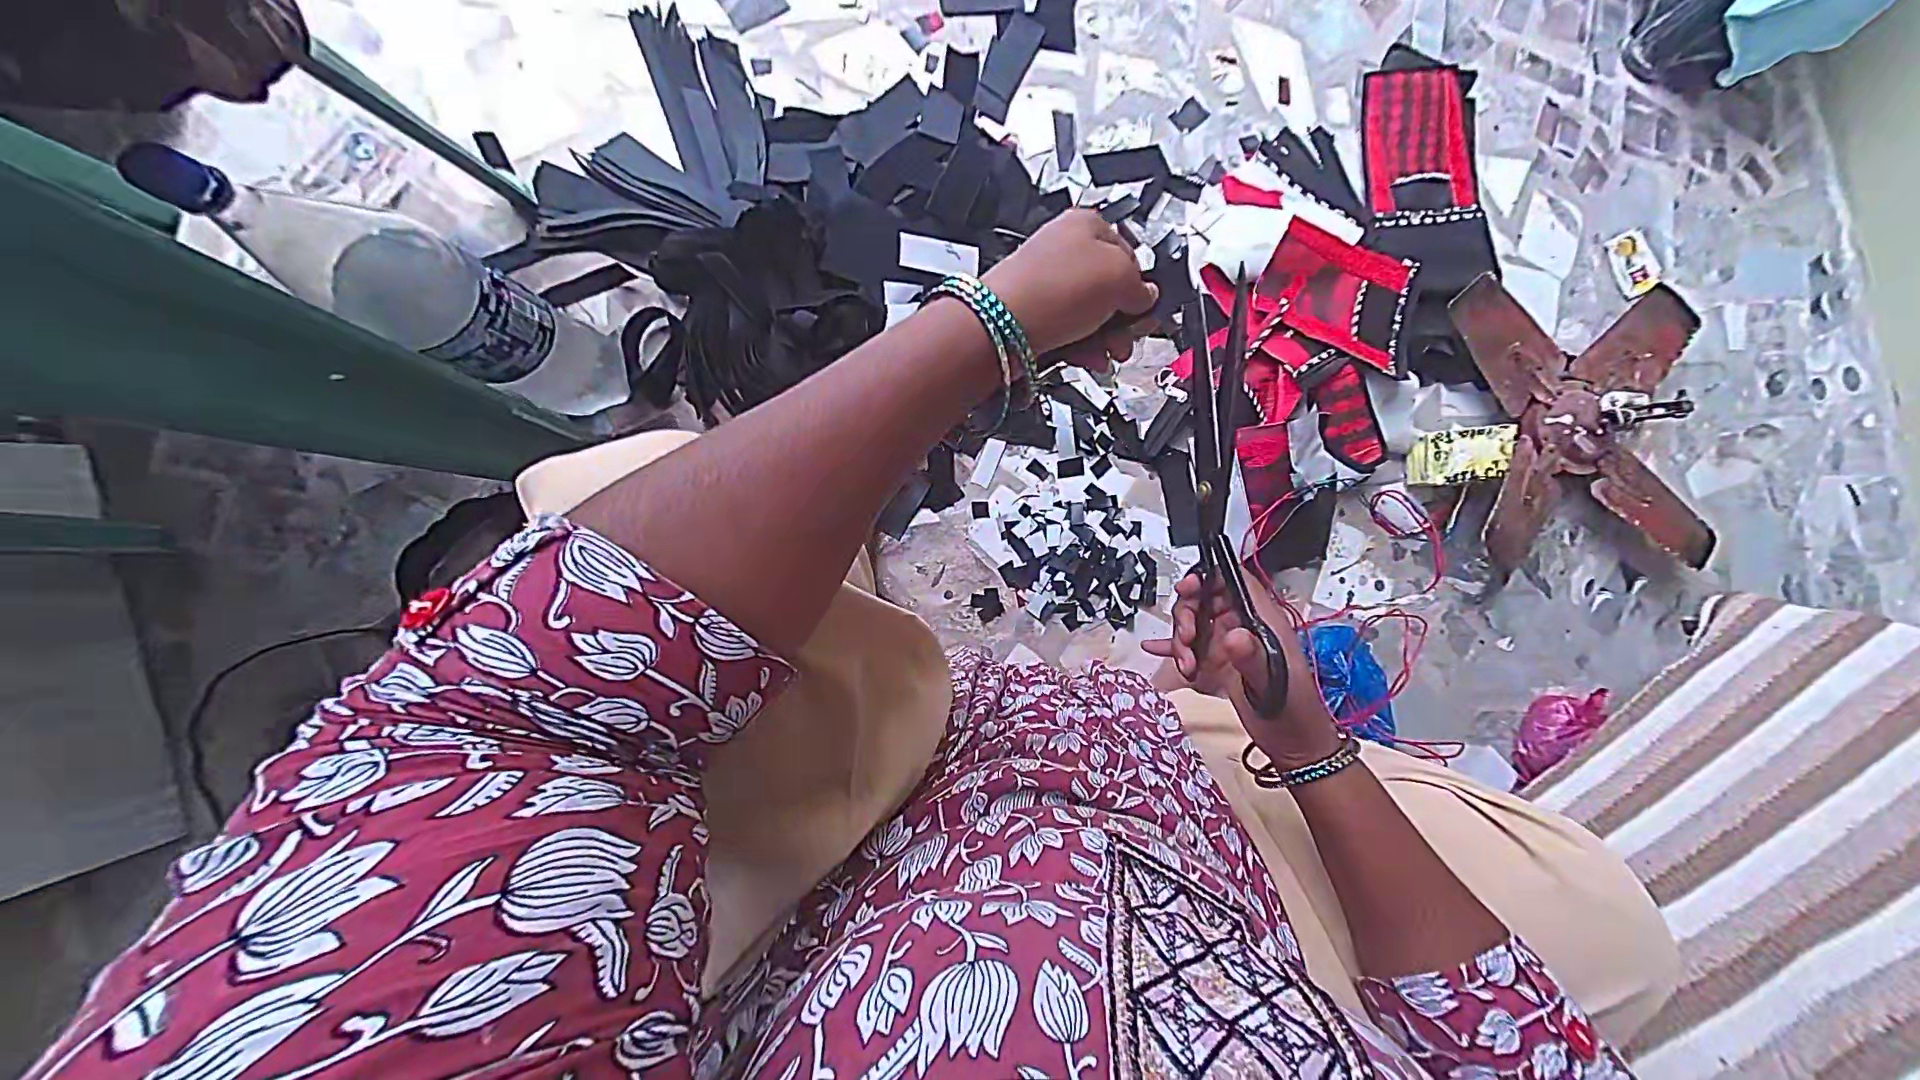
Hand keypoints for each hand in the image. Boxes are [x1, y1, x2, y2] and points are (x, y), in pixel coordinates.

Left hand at [982, 209, 1158, 366]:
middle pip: (1109, 290)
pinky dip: (1082, 348)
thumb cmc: (1050, 289)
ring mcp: (1047, 286)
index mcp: (1087, 224)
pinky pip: (1068, 334)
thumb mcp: (1120, 277)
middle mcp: (1064, 252)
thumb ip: (1142, 286)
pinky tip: (1088, 357)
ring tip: (1108, 352)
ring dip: (1105, 339)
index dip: (1141, 285)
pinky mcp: (1034, 318)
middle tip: (1128, 337)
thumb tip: (1147, 297)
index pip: (1131, 253)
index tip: (1147, 309)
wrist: (1001, 326)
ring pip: (1090, 317)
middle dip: (1123, 320)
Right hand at [1143, 573, 1344, 770]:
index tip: (1188, 588)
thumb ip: (1253, 658)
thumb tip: (1232, 634)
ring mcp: (1229, 646)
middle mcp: (1243, 627)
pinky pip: (1190, 648)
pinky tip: (1157, 650)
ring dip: (1180, 642)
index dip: (1209, 576)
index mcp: (1263, 621)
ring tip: (1186, 666)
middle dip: (1186, 615)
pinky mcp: (1218, 665)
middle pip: (1206, 599)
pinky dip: (1173, 648)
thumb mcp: (1275, 684)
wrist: (1295, 748)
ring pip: (1193, 624)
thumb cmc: (1295, 714)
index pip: (1234, 581)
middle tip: (1185, 639)